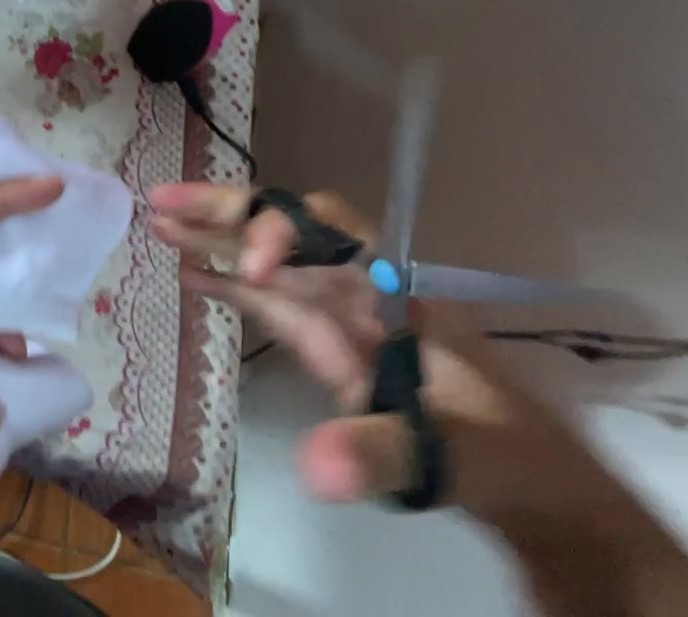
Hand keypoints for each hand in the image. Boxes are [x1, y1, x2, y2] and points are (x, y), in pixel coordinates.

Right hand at [150, 183, 573, 511]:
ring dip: (214, 237)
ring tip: (159, 223)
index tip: (250, 269)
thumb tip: (314, 470)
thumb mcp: (448, 457)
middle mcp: (361, 291)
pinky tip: (188, 273)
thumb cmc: (501, 460)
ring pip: (269, 259)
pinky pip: (266, 298)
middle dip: (230, 212)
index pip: (334, 236)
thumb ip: (382, 451)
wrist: (528, 486)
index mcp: (396, 295)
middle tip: (165, 201)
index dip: (284, 235)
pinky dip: (226, 282)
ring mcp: (338, 314)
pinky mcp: (321, 340)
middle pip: (290, 231)